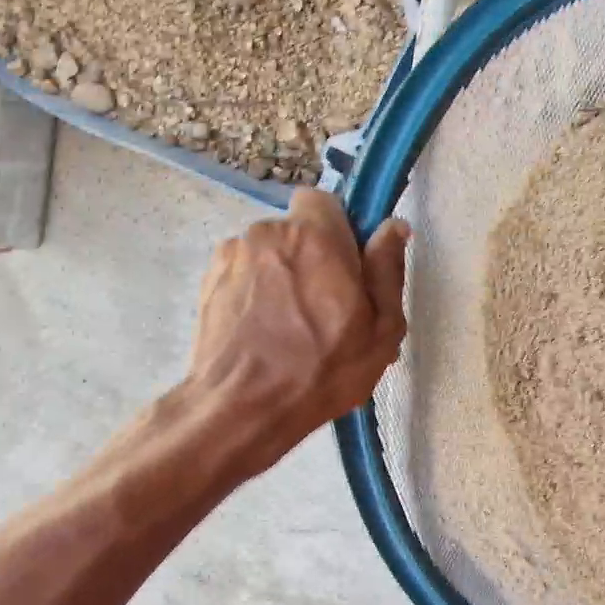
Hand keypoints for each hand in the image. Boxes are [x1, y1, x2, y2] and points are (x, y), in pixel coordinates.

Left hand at [186, 187, 410, 479]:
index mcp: (316, 239)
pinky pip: (249, 276)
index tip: (354, 269)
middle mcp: (267, 233)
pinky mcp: (210, 281)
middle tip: (336, 311)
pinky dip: (262, 296)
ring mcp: (232, 256)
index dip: (341, 230)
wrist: (244, 403)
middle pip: (299, 232)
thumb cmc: (325, 368)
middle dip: (318, 259)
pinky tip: (272, 334)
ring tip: (300, 329)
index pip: (324, 201)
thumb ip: (387, 270)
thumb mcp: (382, 328)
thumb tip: (394, 228)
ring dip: (289, 279)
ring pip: (273, 255)